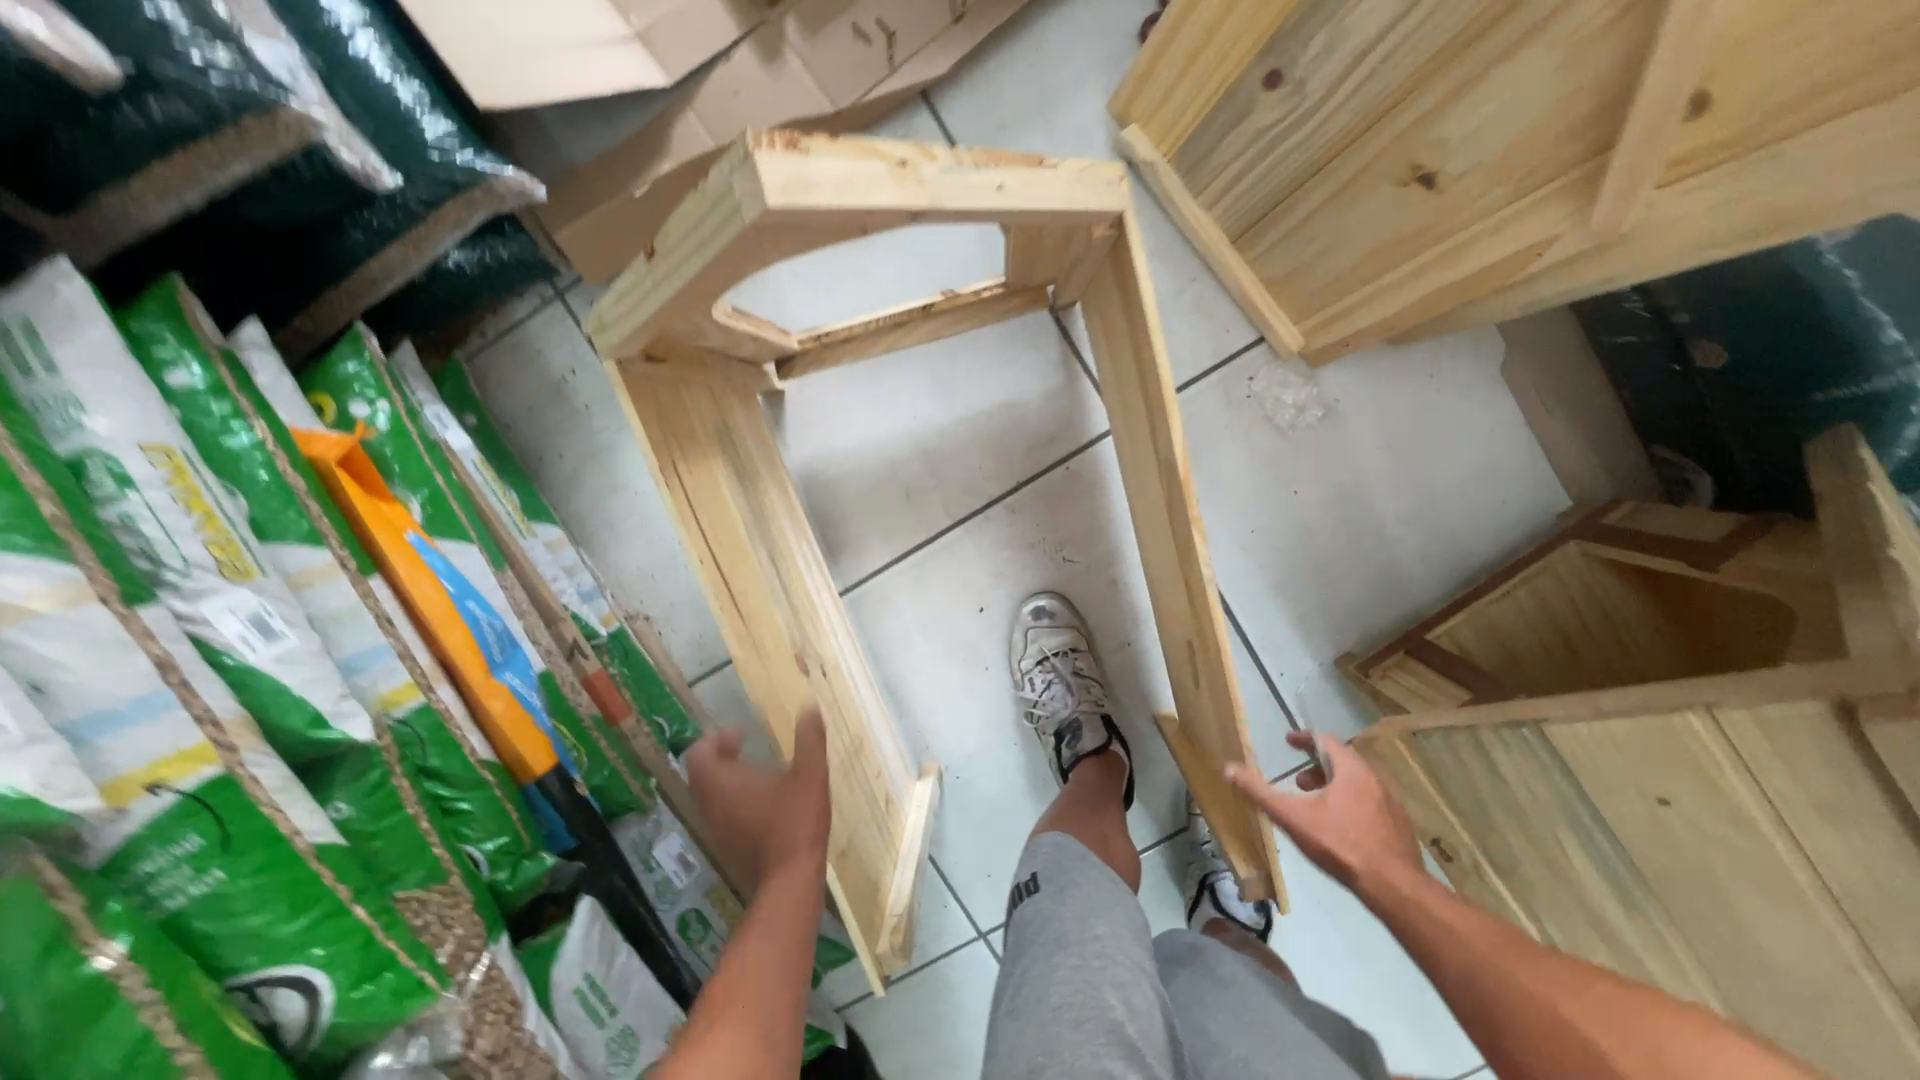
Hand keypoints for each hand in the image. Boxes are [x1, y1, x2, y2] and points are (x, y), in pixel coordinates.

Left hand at [684, 707, 830, 893]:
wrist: (789, 879)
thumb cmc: (796, 821)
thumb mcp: (811, 775)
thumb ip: (810, 739)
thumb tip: (810, 706)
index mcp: (723, 781)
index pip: (698, 752)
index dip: (715, 739)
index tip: (742, 735)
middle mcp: (710, 803)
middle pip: (700, 772)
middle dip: (720, 756)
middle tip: (746, 749)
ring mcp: (714, 827)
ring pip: (707, 795)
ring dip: (725, 779)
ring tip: (755, 773)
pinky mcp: (724, 845)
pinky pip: (717, 813)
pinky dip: (730, 800)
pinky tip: (760, 803)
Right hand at [1225, 731, 1422, 894]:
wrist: (1391, 884)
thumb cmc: (1339, 844)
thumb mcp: (1292, 817)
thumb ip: (1259, 792)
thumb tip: (1229, 769)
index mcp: (1351, 770)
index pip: (1326, 741)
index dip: (1304, 739)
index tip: (1289, 742)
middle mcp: (1375, 779)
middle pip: (1343, 762)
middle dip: (1317, 767)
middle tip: (1298, 782)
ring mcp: (1391, 802)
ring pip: (1358, 784)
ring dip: (1335, 787)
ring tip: (1317, 806)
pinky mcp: (1399, 825)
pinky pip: (1371, 803)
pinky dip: (1352, 804)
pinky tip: (1342, 828)